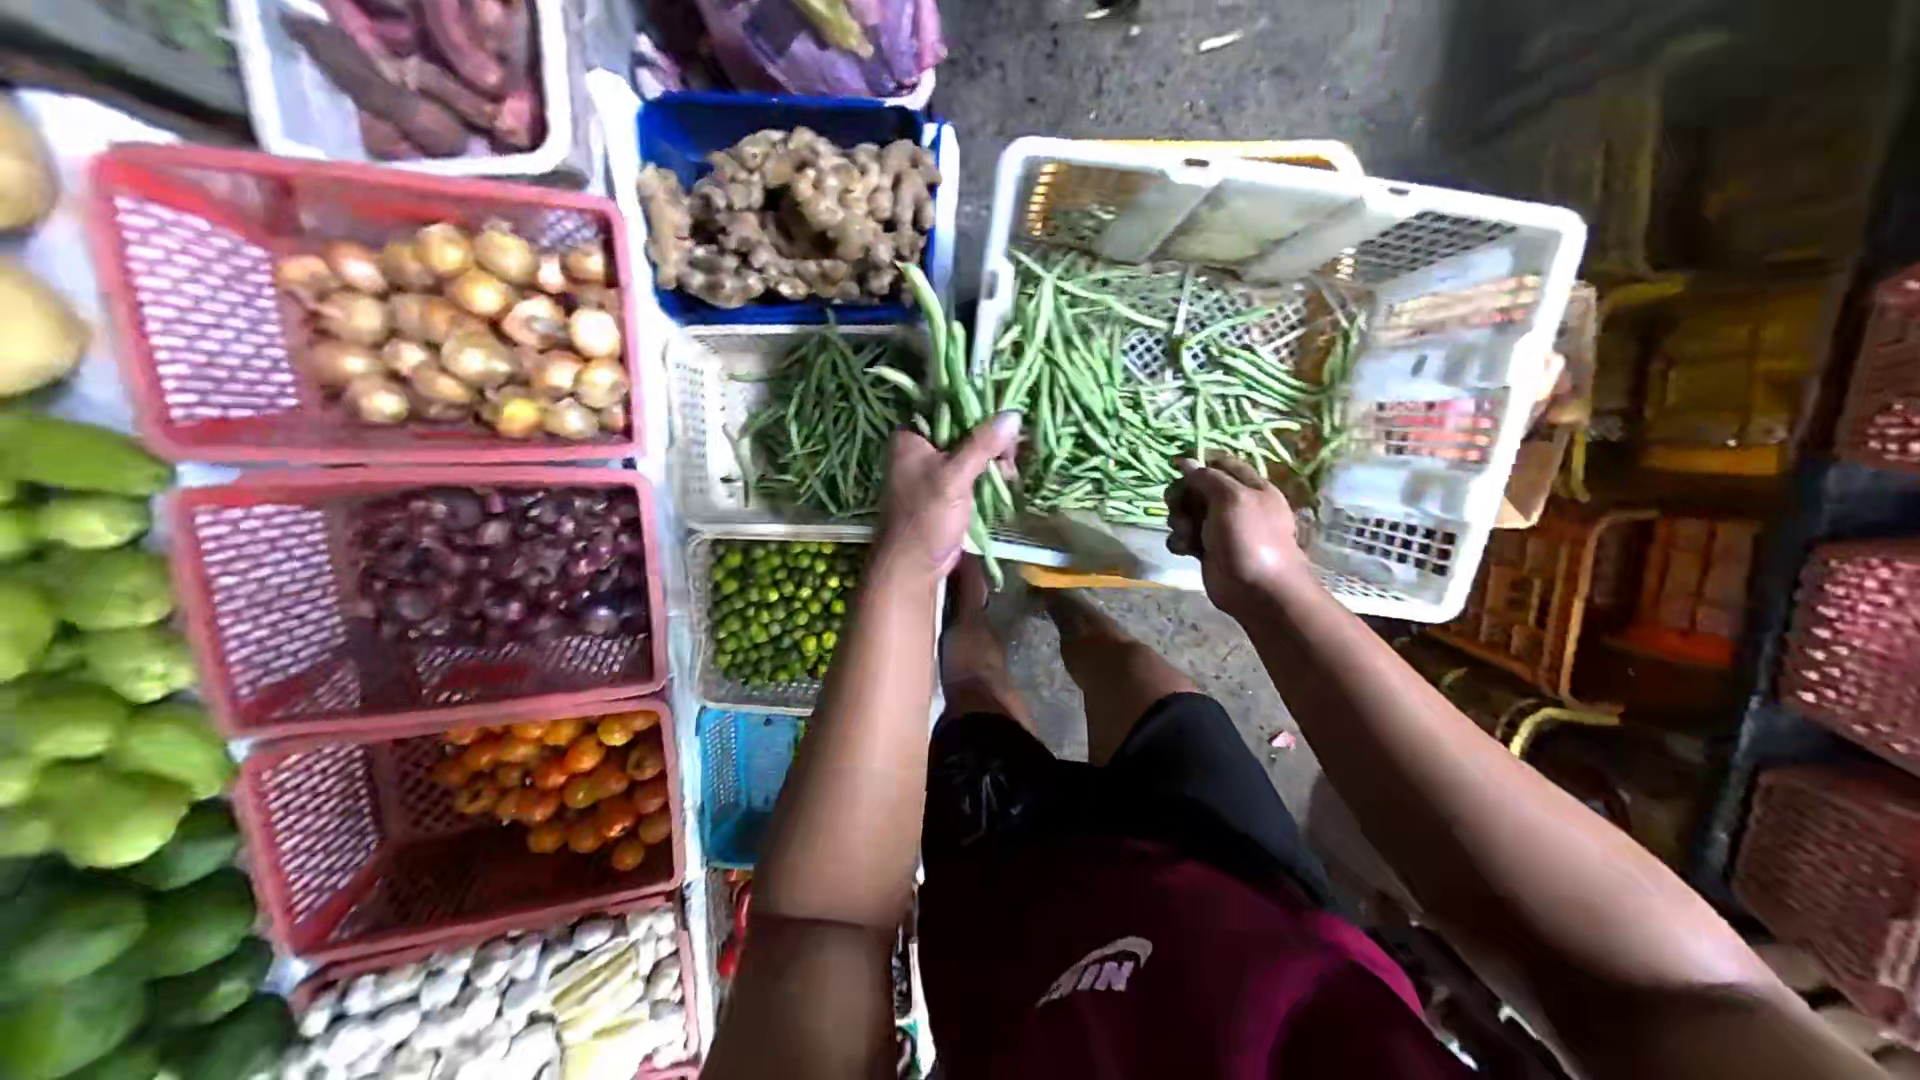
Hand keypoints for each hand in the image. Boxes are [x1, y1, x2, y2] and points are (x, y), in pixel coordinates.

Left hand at [876, 412, 1021, 579]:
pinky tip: (1005, 478)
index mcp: (910, 436)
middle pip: (963, 428)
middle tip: (1010, 455)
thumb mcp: (954, 477)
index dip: (978, 410)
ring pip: (970, 450)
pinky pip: (971, 470)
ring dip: (992, 457)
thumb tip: (1014, 414)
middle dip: (990, 438)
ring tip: (1008, 471)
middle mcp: (919, 448)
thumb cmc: (925, 518)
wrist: (914, 566)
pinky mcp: (946, 489)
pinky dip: (987, 472)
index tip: (1004, 421)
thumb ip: (982, 445)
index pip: (947, 407)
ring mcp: (933, 469)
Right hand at [1164, 452, 1310, 610]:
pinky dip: (1180, 541)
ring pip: (1186, 513)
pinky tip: (1184, 549)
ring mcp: (1219, 528)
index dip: (1199, 465)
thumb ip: (1207, 477)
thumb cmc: (1250, 537)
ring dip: (1179, 520)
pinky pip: (1184, 537)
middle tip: (1178, 506)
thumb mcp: (1232, 498)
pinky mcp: (1206, 550)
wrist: (1257, 589)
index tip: (1177, 468)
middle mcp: (1234, 505)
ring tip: (1186, 533)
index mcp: (1250, 487)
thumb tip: (1185, 461)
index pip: (1222, 464)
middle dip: (1182, 496)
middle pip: (1197, 489)